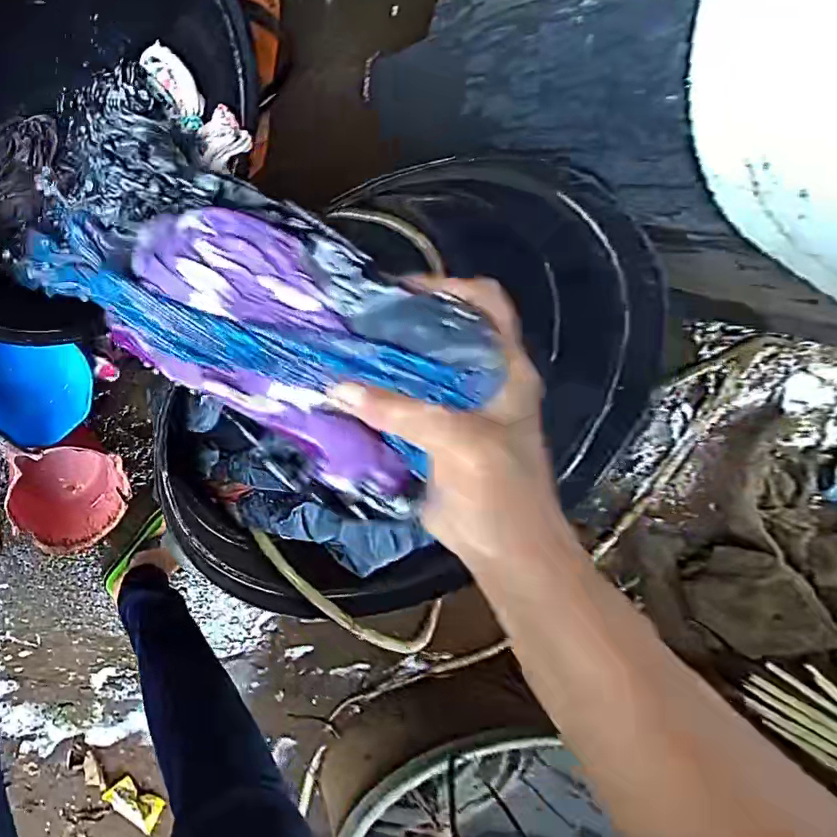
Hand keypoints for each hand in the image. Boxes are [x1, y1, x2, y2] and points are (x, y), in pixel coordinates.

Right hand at [327, 277, 574, 572]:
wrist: (504, 550)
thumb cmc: (500, 491)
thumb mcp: (459, 443)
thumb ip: (401, 411)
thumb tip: (336, 387)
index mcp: (503, 370)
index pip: (484, 303)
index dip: (444, 287)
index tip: (393, 291)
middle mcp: (474, 379)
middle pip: (435, 331)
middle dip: (392, 321)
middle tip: (347, 320)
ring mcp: (448, 406)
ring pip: (407, 366)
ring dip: (371, 358)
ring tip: (332, 349)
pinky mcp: (422, 430)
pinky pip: (389, 400)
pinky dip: (363, 392)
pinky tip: (335, 390)